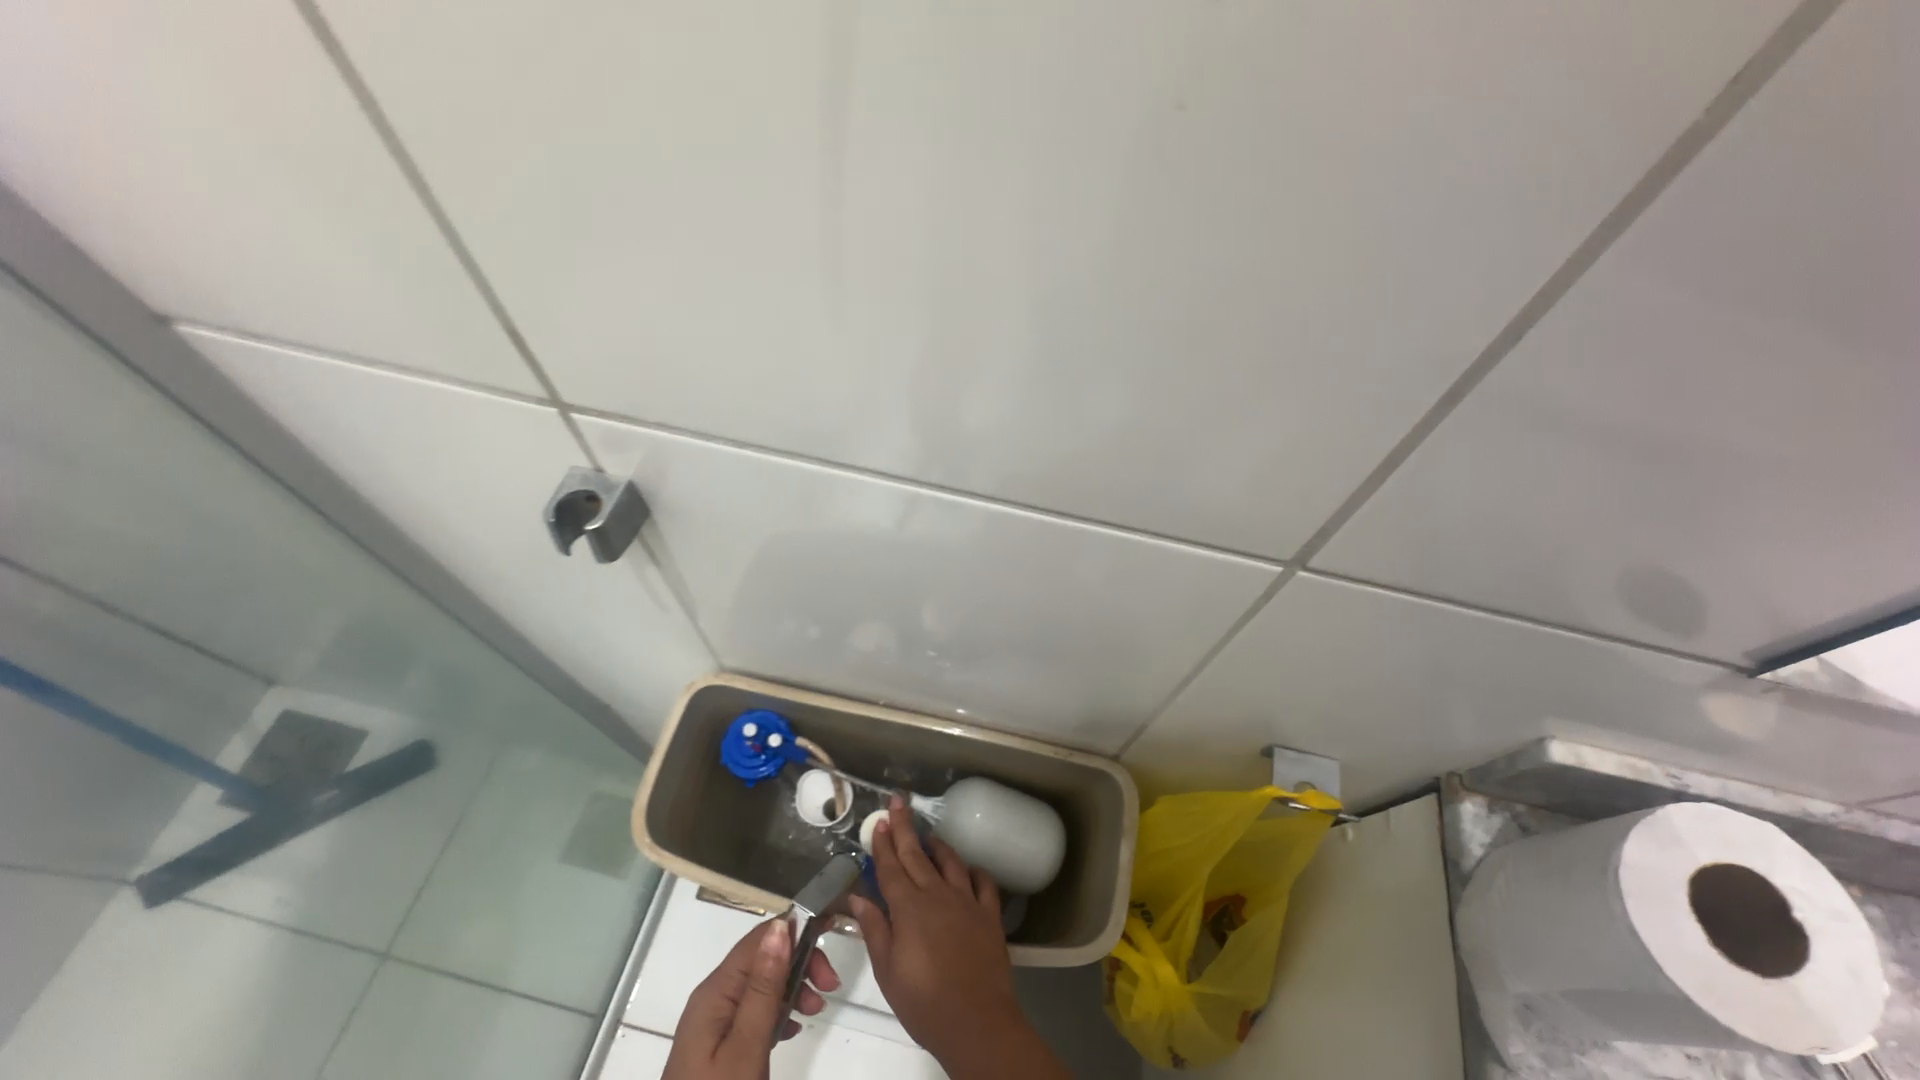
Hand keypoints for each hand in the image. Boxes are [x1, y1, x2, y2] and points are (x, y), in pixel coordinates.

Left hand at [662, 918, 840, 1079]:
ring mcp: (716, 1020)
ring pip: (762, 984)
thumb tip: (781, 927)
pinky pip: (756, 1010)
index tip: (831, 940)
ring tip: (816, 1011)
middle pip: (763, 959)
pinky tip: (793, 1028)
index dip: (796, 931)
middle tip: (830, 988)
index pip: (760, 939)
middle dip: (800, 963)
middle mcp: (714, 996)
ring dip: (793, 988)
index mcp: (717, 991)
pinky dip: (780, 1011)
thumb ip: (764, 988)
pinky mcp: (721, 1041)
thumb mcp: (747, 1045)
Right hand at [848, 796, 1033, 1066]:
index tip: (878, 821)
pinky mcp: (990, 915)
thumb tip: (858, 897)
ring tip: (929, 835)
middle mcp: (937, 895)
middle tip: (899, 801)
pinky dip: (974, 870)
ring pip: (951, 862)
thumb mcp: (887, 970)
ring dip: (938, 845)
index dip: (883, 844)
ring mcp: (967, 902)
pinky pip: (983, 883)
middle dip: (905, 827)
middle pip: (918, 855)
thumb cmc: (923, 1001)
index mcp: (908, 908)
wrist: (976, 1020)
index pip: (891, 867)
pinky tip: (968, 868)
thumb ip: (874, 929)